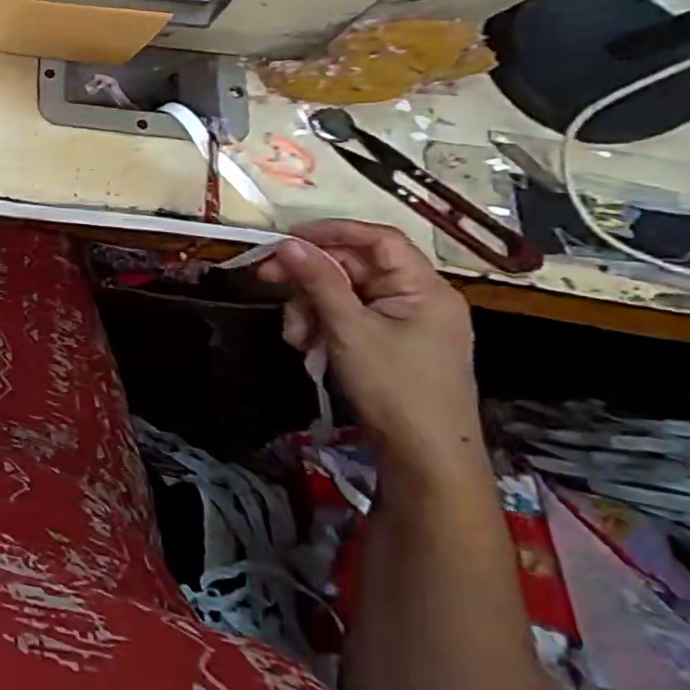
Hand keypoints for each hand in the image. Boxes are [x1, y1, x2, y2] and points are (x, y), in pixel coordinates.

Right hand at [254, 220, 483, 476]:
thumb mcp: (348, 330)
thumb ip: (318, 281)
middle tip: (265, 280)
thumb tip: (287, 242)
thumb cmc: (394, 388)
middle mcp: (416, 298)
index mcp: (423, 288)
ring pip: (342, 294)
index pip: (377, 239)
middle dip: (309, 279)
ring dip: (310, 309)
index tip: (286, 239)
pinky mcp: (388, 344)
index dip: (331, 232)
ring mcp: (403, 322)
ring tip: (297, 338)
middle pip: (353, 267)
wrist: (424, 457)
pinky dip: (322, 327)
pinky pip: (347, 318)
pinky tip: (308, 347)